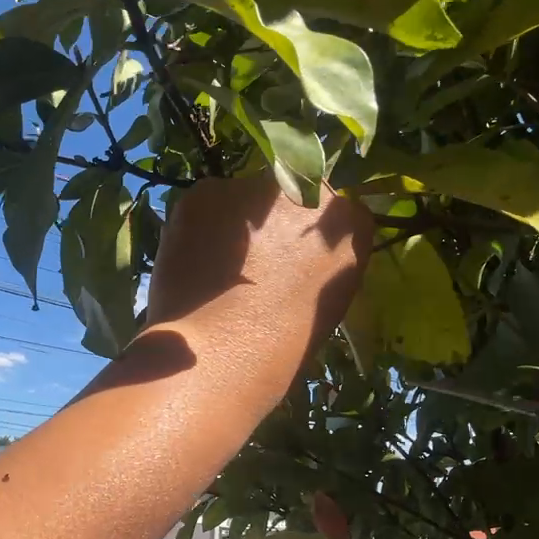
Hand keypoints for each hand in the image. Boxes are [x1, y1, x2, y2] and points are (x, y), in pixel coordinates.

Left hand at [144, 174, 372, 356]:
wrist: (220, 351)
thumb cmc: (278, 348)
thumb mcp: (324, 305)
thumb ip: (316, 265)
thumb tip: (292, 259)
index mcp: (348, 224)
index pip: (328, 215)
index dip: (300, 238)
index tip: (284, 261)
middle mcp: (307, 194)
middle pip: (284, 199)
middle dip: (268, 224)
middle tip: (245, 264)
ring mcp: (255, 188)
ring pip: (240, 201)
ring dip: (230, 226)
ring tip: (212, 268)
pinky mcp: (207, 192)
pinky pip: (202, 206)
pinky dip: (195, 229)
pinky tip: (190, 263)